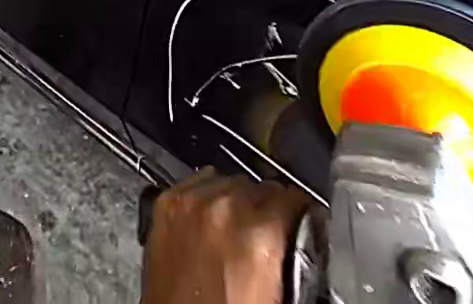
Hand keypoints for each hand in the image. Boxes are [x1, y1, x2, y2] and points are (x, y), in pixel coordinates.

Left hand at [139, 169, 312, 303]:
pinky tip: (212, 216)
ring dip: (237, 199)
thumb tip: (304, 241)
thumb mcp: (276, 295)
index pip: (291, 198)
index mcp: (259, 237)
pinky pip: (199, 181)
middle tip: (270, 229)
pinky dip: (208, 194)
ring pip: (229, 180)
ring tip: (239, 225)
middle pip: (259, 187)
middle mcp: (225, 209)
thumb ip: (293, 259)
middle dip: (268, 206)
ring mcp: (192, 201)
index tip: (302, 217)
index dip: (300, 210)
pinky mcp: (168, 201)